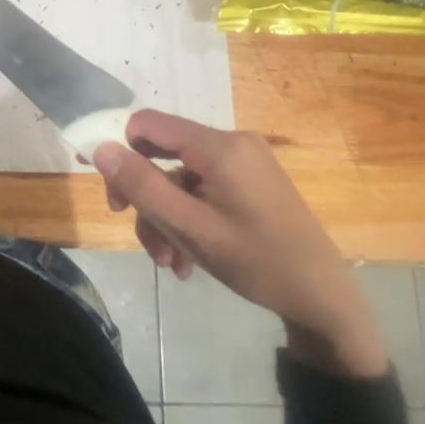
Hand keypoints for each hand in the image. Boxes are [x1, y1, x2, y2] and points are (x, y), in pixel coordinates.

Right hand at [93, 110, 389, 378]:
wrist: (324, 299)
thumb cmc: (257, 261)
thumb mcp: (190, 228)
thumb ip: (142, 186)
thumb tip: (100, 148)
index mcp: (219, 146)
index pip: (147, 124)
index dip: (119, 149)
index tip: (107, 190)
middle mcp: (232, 144)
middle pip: (163, 156)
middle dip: (147, 200)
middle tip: (141, 239)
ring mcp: (246, 163)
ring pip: (181, 180)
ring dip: (167, 219)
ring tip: (170, 263)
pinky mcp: (253, 183)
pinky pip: (204, 191)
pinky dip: (189, 219)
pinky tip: (189, 260)